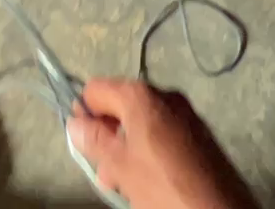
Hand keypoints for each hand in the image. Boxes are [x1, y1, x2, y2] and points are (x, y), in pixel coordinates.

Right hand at [67, 78, 257, 208]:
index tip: (84, 143)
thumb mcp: (120, 166)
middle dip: (108, 136)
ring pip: (143, 123)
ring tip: (126, 183)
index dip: (84, 113)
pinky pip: (164, 133)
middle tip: (105, 172)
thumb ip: (94, 140)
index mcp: (139, 94)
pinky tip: (151, 180)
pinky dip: (151, 150)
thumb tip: (74, 122)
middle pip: (121, 106)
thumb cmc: (163, 186)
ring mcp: (185, 113)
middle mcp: (163, 94)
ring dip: (128, 147)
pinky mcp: (201, 134)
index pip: (95, 89)